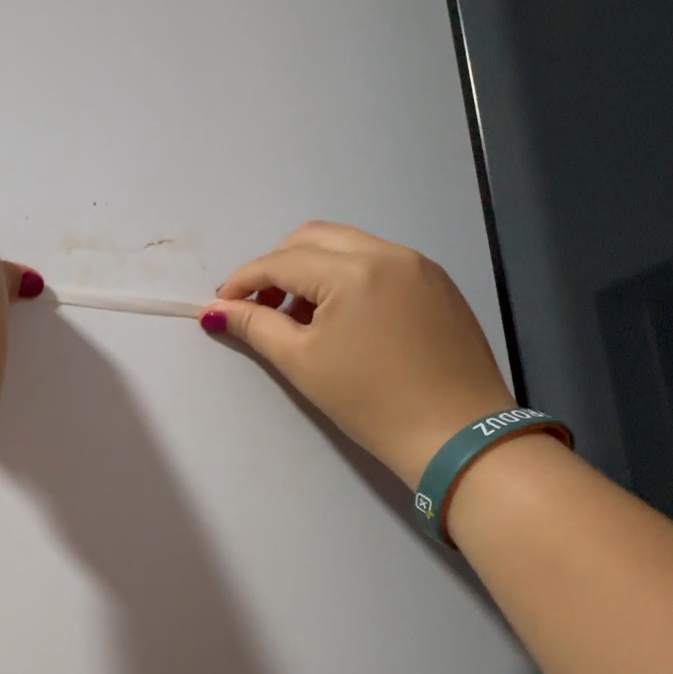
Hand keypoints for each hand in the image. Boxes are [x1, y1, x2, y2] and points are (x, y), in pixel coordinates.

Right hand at [202, 222, 516, 484]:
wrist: (457, 435)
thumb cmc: (369, 401)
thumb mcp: (301, 362)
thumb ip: (254, 326)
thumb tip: (215, 311)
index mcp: (352, 272)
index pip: (280, 261)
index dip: (243, 281)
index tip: (221, 306)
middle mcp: (388, 253)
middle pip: (313, 238)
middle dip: (277, 265)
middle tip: (259, 306)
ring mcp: (419, 265)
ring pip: (347, 245)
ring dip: (311, 269)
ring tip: (299, 317)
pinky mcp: (437, 282)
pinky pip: (378, 261)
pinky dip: (346, 276)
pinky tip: (341, 319)